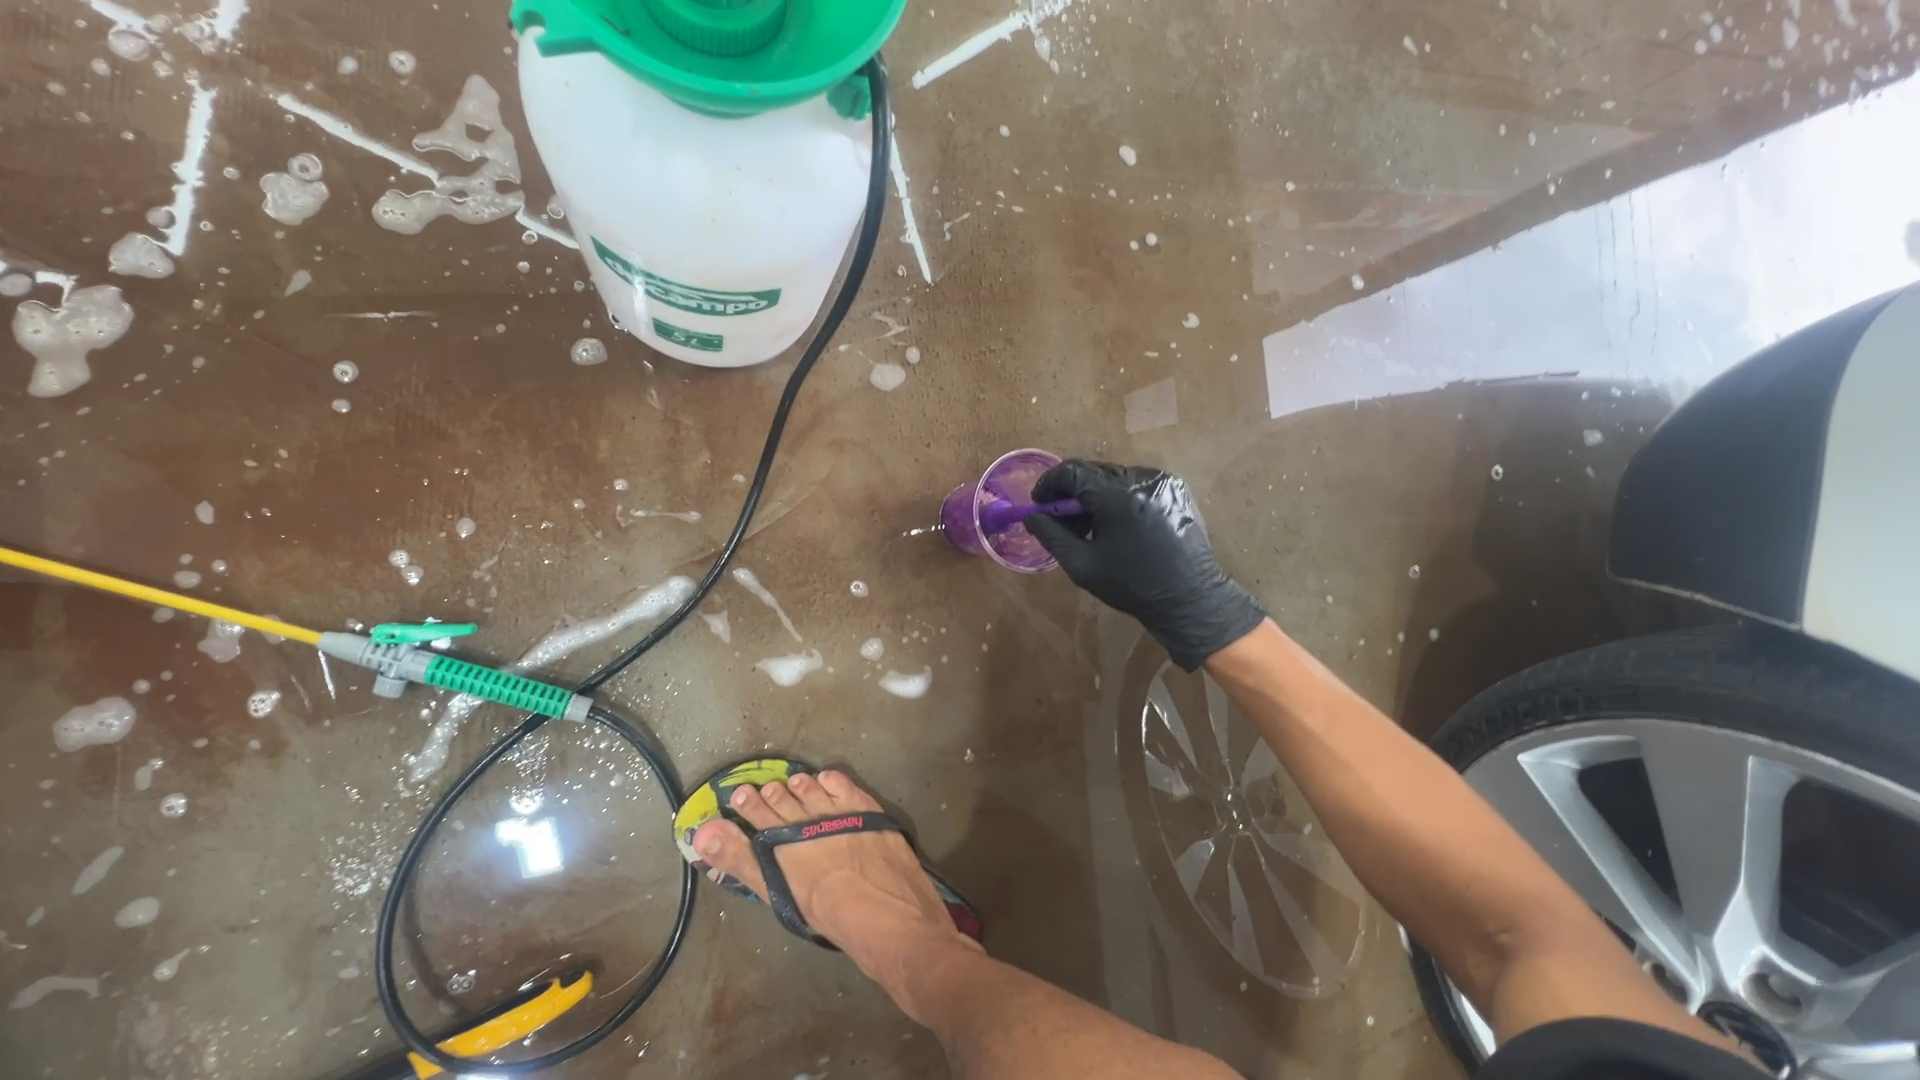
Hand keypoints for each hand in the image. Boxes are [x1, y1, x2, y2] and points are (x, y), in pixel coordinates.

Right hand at [1023, 460, 1265, 670]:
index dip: (1049, 485)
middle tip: (1063, 520)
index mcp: (1116, 496)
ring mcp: (1162, 482)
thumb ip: (1052, 535)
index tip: (1039, 504)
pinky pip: (1137, 483)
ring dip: (1096, 494)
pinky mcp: (1176, 490)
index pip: (1071, 471)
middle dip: (1072, 492)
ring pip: (1115, 476)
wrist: (1189, 598)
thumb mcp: (1082, 565)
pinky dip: (1120, 497)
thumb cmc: (1131, 586)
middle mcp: (1141, 479)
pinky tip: (1119, 525)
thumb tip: (1031, 516)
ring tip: (1093, 526)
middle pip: (1093, 471)